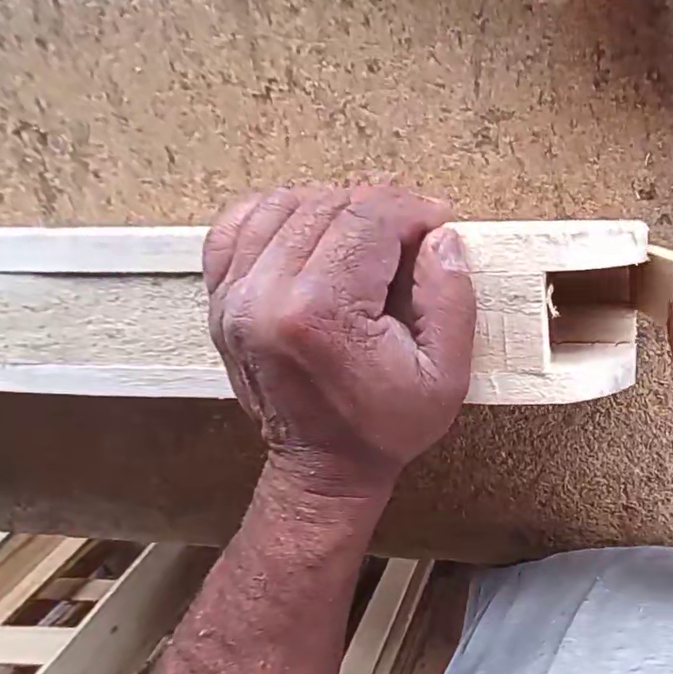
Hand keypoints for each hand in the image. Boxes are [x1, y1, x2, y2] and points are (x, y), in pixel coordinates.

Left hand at [203, 186, 476, 500]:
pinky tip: (309, 234)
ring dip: (334, 209)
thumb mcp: (445, 377)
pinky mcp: (221, 302)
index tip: (437, 223)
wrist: (323, 468)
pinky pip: (239, 226)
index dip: (412, 211)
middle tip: (410, 235)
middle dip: (380, 209)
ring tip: (367, 238)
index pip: (369, 219)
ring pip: (285, 205)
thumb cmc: (381, 430)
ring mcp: (234, 297)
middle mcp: (265, 296)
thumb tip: (441, 237)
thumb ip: (451, 300)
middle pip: (328, 205)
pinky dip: (278, 216)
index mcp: (320, 313)